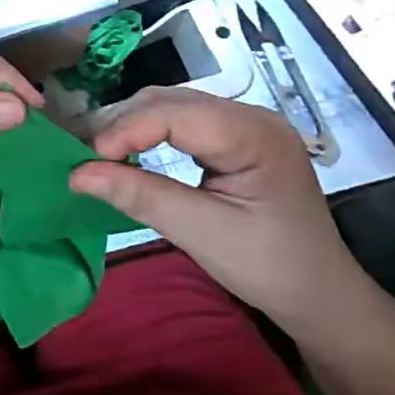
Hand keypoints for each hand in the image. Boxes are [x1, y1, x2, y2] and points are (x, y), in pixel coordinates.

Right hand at [68, 87, 379, 330]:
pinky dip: (146, 134)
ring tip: (97, 156)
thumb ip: (139, 196)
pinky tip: (128, 154)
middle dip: (120, 125)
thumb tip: (76, 175)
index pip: (174, 113)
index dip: (124, 131)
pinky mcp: (233, 138)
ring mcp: (243, 124)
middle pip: (168, 101)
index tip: (84, 162)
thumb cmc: (268, 267)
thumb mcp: (200, 233)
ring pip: (169, 106)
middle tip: (82, 158)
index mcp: (255, 134)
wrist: (318, 293)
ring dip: (129, 127)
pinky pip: (180, 122)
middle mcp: (250, 115)